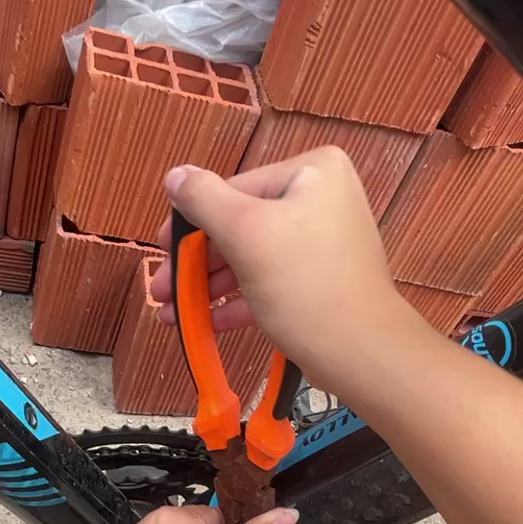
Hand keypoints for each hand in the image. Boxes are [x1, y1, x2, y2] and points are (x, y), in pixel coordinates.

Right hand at [147, 147, 425, 399]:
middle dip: (197, 264)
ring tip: (173, 314)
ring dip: (209, 288)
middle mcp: (320, 197)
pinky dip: (237, 301)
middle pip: (239, 225)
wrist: (361, 352)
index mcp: (310, 171)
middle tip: (162, 291)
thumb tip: (175, 175)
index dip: (191, 225)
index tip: (161, 252)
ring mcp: (321, 241)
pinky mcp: (318, 280)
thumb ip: (204, 200)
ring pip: (250, 258)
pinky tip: (205, 324)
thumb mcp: (246, 235)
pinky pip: (268, 281)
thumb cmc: (305, 286)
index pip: (232, 191)